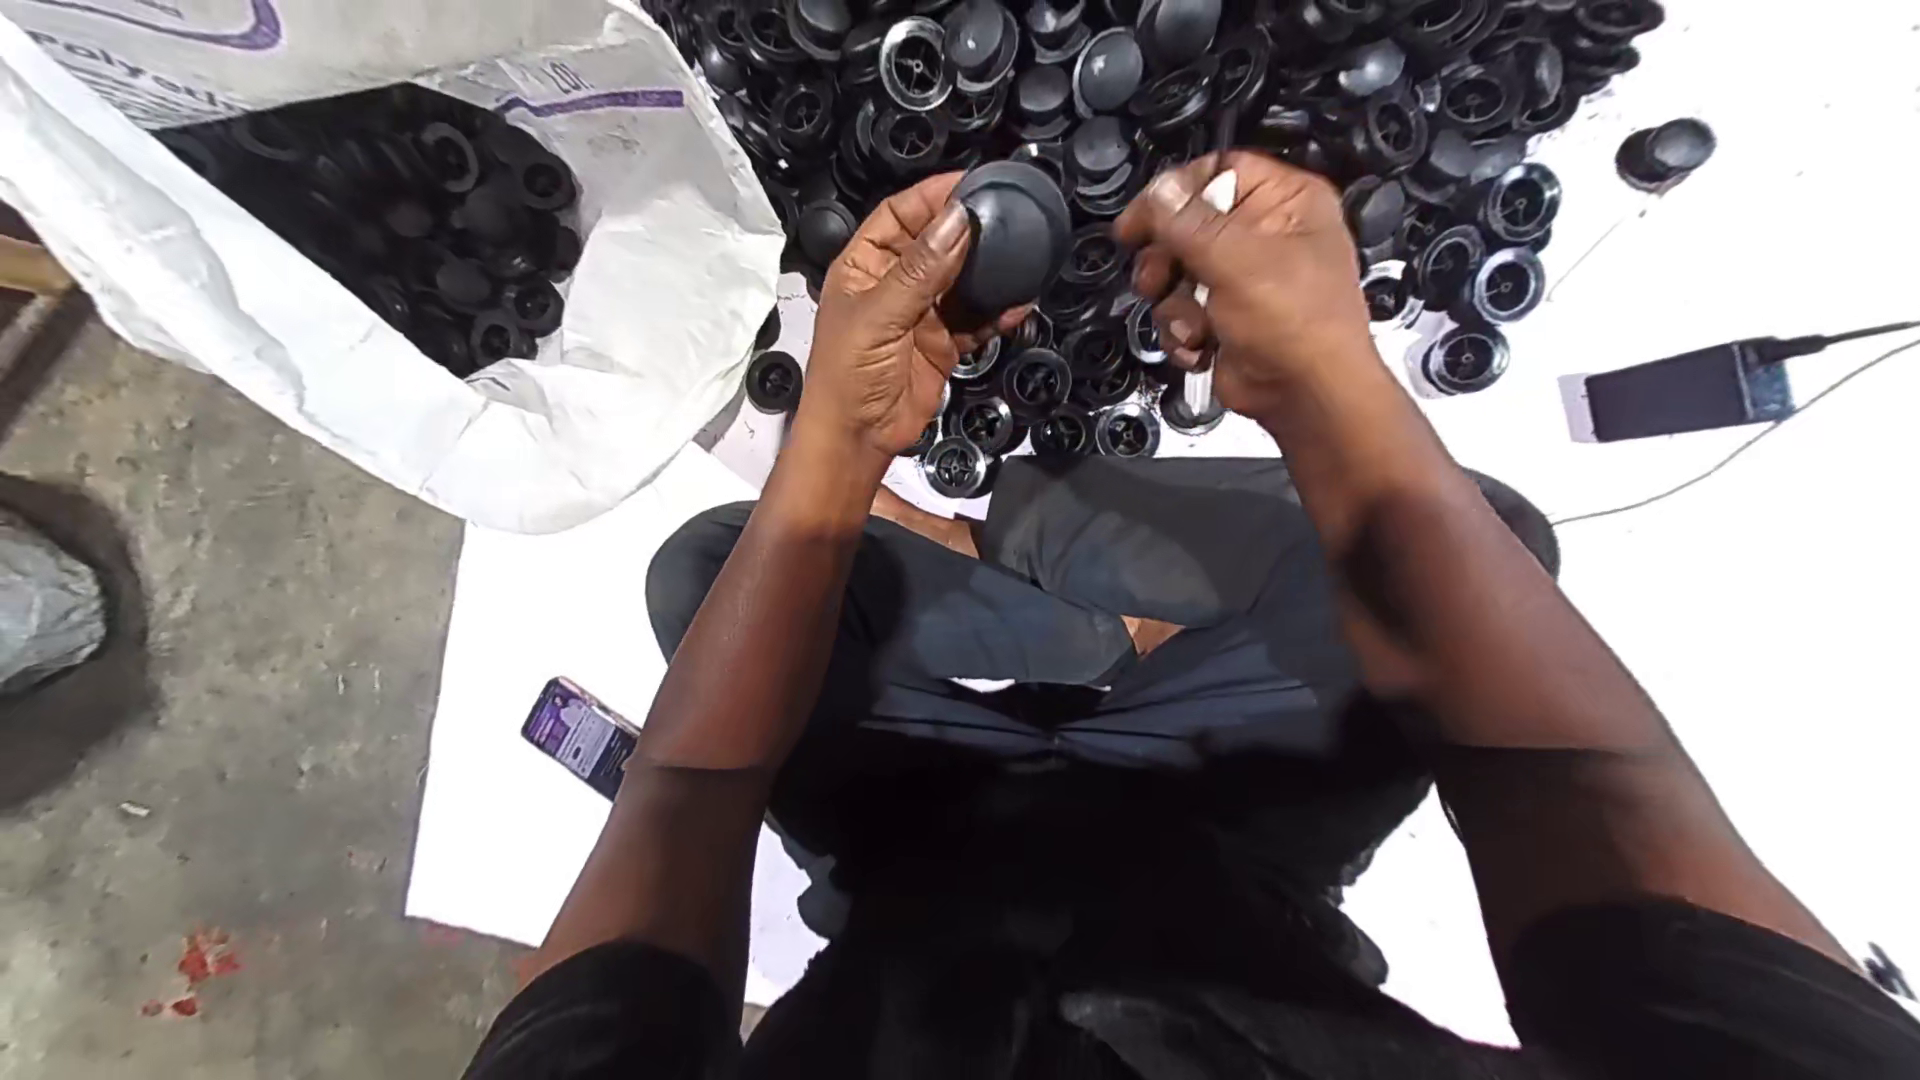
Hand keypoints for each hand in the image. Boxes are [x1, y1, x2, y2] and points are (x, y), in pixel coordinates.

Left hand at [800, 173, 1026, 457]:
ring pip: (960, 282)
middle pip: (936, 244)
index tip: (969, 186)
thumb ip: (920, 271)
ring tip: (1017, 255)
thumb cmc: (847, 377)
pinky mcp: (942, 345)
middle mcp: (894, 285)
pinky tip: (1014, 303)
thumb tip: (956, 223)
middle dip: (967, 232)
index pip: (899, 215)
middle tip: (1003, 216)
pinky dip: (994, 313)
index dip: (932, 197)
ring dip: (986, 272)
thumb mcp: (879, 316)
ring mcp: (921, 316)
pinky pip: (974, 321)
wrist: (860, 436)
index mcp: (864, 267)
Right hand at [1113, 152, 1373, 418]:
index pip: (1216, 174)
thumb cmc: (1299, 326)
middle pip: (1183, 229)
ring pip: (1173, 278)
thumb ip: (1190, 224)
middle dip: (1165, 262)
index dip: (1173, 194)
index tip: (1139, 218)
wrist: (1301, 394)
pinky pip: (1177, 314)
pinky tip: (1203, 344)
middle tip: (1159, 277)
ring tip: (1196, 324)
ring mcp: (1236, 282)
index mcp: (1282, 204)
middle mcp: (1259, 238)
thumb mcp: (1239, 261)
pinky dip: (1182, 333)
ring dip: (1175, 307)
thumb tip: (1158, 193)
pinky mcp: (1218, 319)